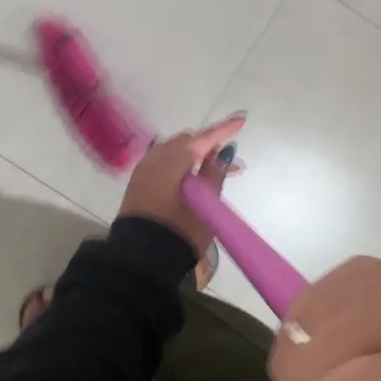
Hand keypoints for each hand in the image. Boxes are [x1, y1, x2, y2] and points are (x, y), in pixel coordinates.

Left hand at [115, 113, 245, 254]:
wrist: (140, 260)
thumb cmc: (179, 232)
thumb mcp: (204, 205)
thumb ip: (214, 175)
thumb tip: (222, 153)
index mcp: (171, 160)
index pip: (202, 139)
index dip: (223, 130)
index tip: (242, 120)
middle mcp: (154, 159)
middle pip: (186, 143)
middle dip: (208, 147)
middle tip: (230, 162)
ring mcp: (143, 171)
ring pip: (174, 154)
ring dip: (195, 158)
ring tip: (216, 172)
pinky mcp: (139, 184)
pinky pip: (164, 165)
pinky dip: (181, 167)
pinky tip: (194, 179)